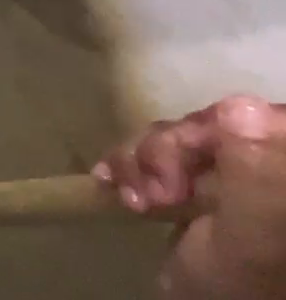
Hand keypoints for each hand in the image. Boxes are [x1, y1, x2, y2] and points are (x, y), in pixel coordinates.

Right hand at [93, 95, 285, 298]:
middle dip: (166, 151)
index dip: (216, 128)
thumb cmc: (242, 287)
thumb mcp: (249, 240)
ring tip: (135, 199)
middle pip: (215, 124)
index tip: (184, 163)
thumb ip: (256, 179)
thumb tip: (243, 106)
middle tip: (156, 192)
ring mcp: (238, 176)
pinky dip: (130, 163)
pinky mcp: (203, 181)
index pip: (265, 117)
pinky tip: (118, 185)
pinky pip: (159, 149)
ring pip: (180, 135)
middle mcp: (272, 167)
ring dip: (141, 160)